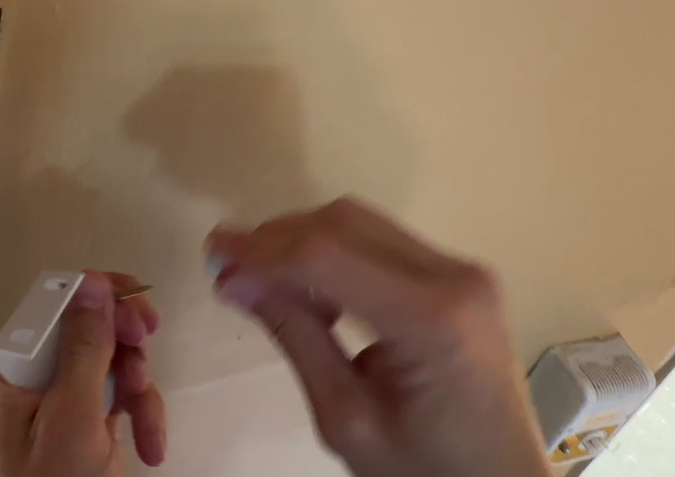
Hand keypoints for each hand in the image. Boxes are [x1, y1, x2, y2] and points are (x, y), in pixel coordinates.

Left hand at [0, 270, 166, 475]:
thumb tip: (94, 279)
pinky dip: (142, 416)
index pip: (57, 302)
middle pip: (89, 328)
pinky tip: (152, 446)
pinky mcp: (84, 426)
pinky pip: (118, 397)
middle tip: (148, 346)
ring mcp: (60, 401)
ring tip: (145, 418)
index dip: (102, 299)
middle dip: (124, 344)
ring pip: (111, 361)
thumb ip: (85, 347)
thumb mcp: (72, 416)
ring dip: (138, 386)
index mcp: (13, 365)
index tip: (138, 319)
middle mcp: (32, 375)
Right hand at [208, 198, 548, 476]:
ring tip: (265, 279)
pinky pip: (378, 239)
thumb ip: (292, 334)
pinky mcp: (457, 272)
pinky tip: (313, 287)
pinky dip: (332, 250)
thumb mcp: (346, 418)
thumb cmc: (423, 473)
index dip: (262, 250)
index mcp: (432, 319)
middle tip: (230, 266)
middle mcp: (454, 275)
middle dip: (277, 239)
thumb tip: (232, 276)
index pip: (326, 257)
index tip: (213, 252)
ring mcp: (461, 269)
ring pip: (357, 222)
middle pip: (342, 225)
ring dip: (301, 241)